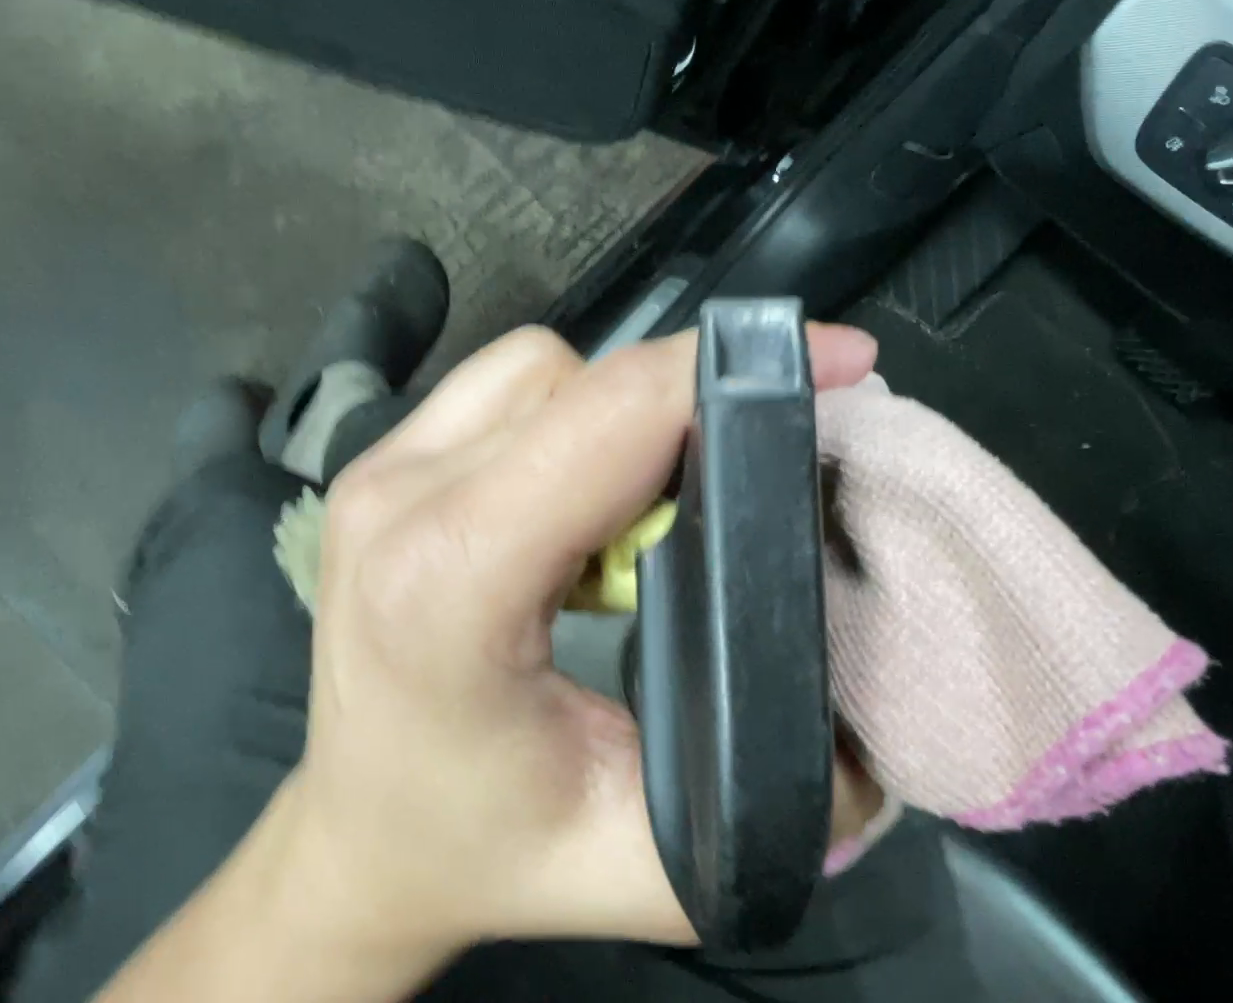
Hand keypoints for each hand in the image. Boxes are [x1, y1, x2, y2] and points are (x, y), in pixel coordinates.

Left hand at [286, 323, 878, 952]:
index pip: (611, 420)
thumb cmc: (485, 857)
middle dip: (698, 396)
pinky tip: (595, 487)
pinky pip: (504, 389)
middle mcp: (401, 502)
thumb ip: (767, 801)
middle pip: (585, 381)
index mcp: (451, 584)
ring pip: (543, 370)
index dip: (736, 374)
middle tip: (769, 452)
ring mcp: (379, 472)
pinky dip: (572, 413)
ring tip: (664, 492)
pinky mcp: (382, 465)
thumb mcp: (642, 863)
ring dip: (626, 408)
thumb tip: (872, 736)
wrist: (360, 840)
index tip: (841, 368)